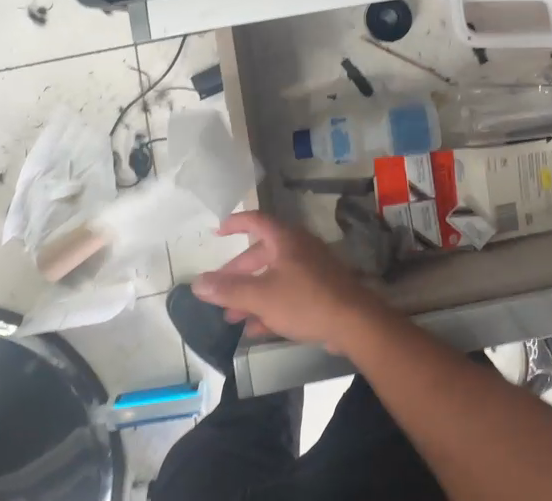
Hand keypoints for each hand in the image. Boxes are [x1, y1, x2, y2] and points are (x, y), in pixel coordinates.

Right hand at [192, 212, 392, 353]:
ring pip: (274, 277)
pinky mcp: (321, 291)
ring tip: (232, 317)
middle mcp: (299, 248)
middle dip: (238, 273)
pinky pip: (288, 294)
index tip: (217, 231)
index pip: (257, 220)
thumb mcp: (261, 296)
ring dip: (252, 295)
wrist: (353, 322)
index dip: (235, 223)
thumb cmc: (305, 301)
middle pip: (262, 253)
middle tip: (219, 291)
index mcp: (286, 240)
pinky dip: (270, 307)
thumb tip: (197, 283)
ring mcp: (312, 269)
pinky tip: (255, 330)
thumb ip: (228, 290)